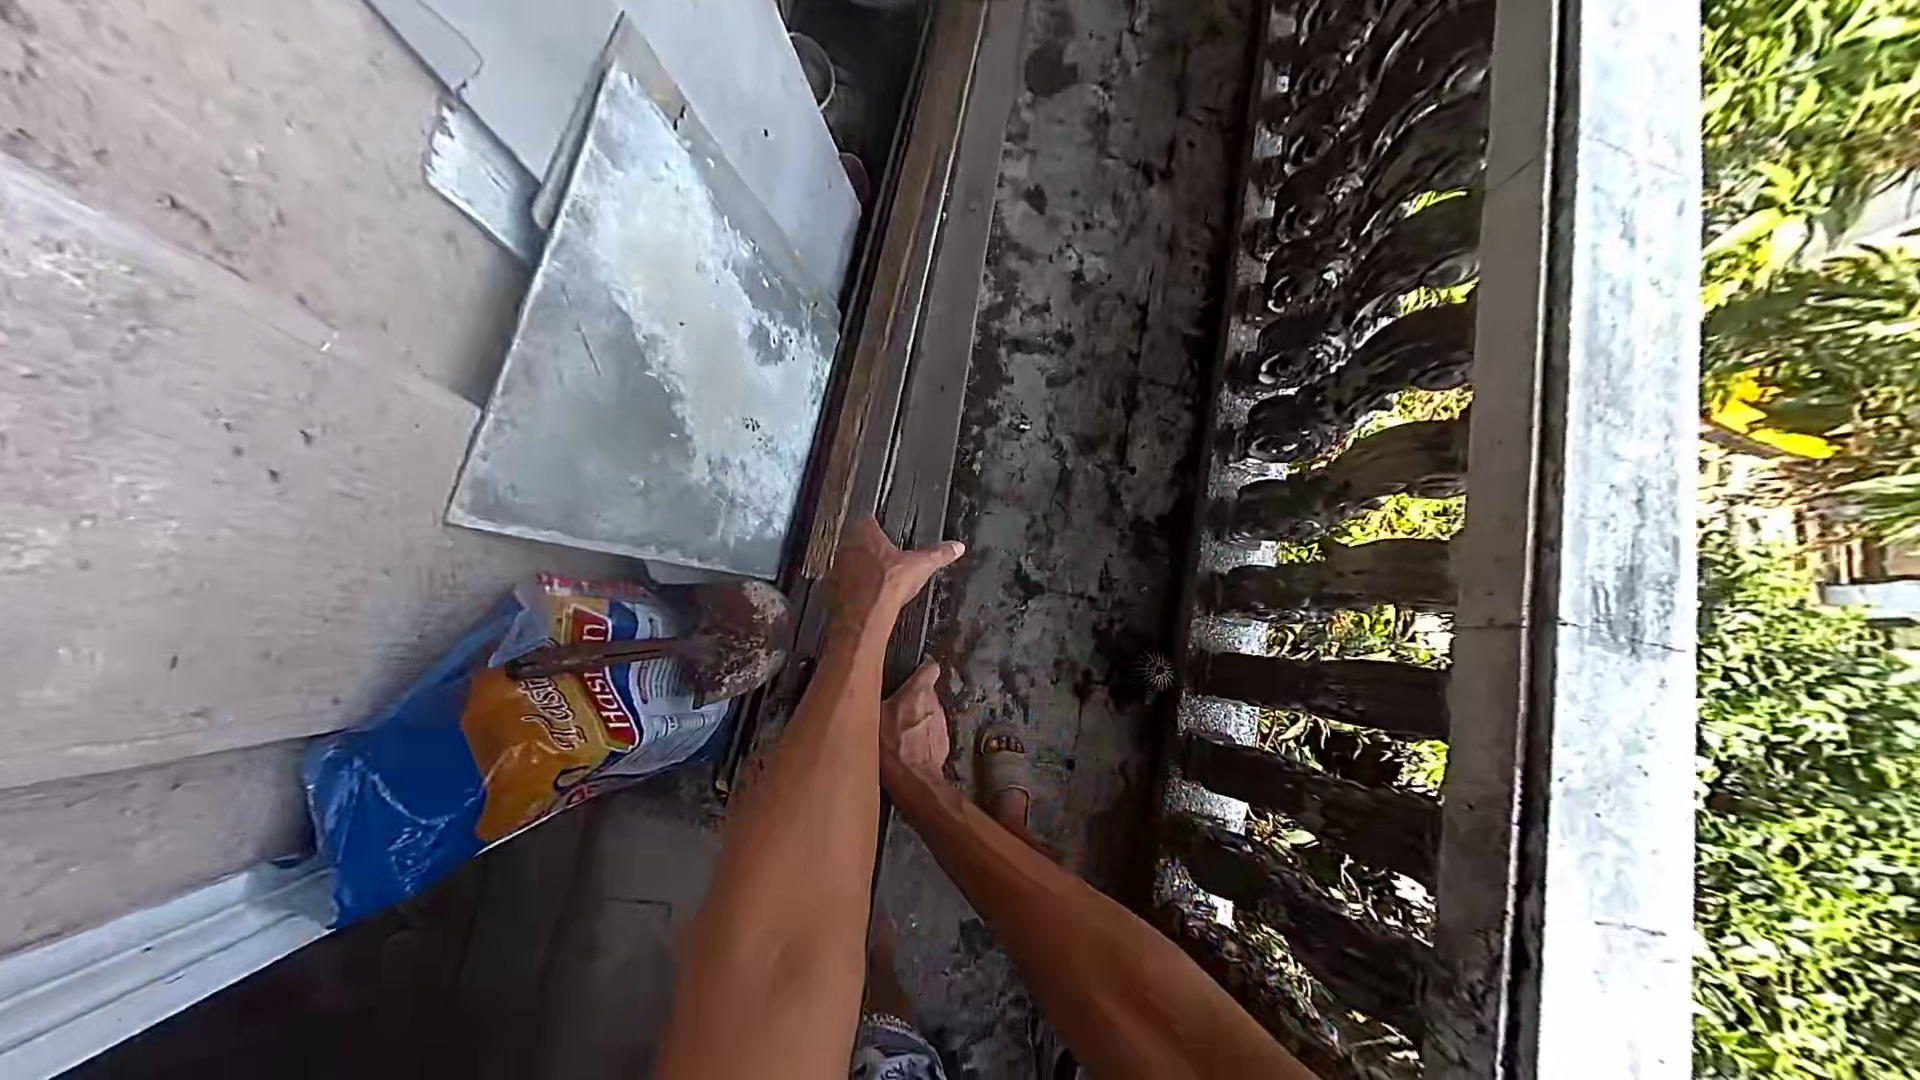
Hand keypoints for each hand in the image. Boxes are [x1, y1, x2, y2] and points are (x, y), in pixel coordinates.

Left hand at [826, 515, 964, 633]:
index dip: (877, 525)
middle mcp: (846, 547)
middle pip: (855, 541)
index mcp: (865, 533)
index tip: (883, 530)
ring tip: (874, 579)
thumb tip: (956, 547)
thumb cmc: (887, 584)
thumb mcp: (921, 565)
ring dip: (856, 569)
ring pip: (846, 563)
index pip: (869, 519)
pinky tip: (863, 597)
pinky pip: (839, 585)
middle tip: (882, 558)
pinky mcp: (830, 589)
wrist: (865, 614)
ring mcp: (836, 568)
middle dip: (868, 549)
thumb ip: (939, 553)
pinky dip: (849, 589)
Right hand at [881, 660, 950, 792]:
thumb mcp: (874, 715)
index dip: (922, 667)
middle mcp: (934, 703)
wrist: (913, 781)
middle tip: (895, 707)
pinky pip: (931, 733)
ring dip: (917, 718)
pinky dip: (922, 736)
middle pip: (925, 692)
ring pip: (928, 713)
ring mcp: (941, 723)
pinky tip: (906, 747)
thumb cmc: (892, 748)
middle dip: (912, 698)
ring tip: (898, 731)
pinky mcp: (943, 742)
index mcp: (918, 691)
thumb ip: (876, 696)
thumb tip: (866, 685)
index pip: (929, 667)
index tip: (913, 670)